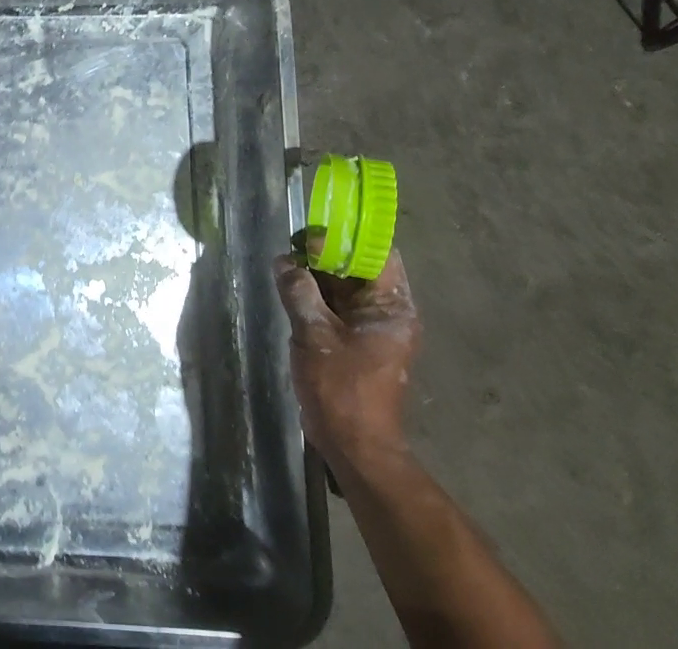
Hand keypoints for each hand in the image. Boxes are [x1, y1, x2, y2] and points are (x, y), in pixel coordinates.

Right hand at [274, 248, 420, 472]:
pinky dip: (317, 299)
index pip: (378, 255)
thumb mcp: (313, 334)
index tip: (310, 235)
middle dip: (326, 257)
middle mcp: (390, 313)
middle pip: (360, 270)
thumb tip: (285, 262)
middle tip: (290, 250)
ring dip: (318, 278)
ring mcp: (375, 330)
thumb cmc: (341, 387)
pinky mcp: (358, 344)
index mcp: (392, 308)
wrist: (354, 442)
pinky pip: (339, 310)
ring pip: (346, 289)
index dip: (346, 239)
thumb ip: (299, 292)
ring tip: (285, 270)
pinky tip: (291, 295)